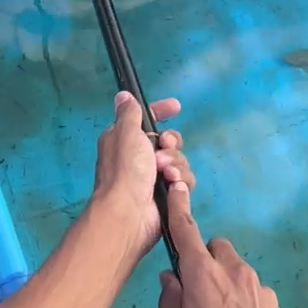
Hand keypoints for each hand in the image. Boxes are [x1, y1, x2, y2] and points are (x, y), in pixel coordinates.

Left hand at [90, 91, 191, 254]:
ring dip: (175, 163)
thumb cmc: (125, 169)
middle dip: (171, 142)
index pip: (146, 119)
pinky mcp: (166, 194)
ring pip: (179, 160)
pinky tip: (172, 185)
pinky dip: (181, 180)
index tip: (175, 107)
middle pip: (169, 140)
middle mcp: (139, 157)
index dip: (160, 111)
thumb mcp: (126, 133)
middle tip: (165, 146)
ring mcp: (153, 176)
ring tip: (165, 173)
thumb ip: (129, 113)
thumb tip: (123, 95)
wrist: (129, 212)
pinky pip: (184, 180)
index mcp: (125, 140)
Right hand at [154, 188, 295, 307]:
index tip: (175, 187)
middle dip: (208, 263)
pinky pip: (260, 303)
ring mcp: (265, 294)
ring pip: (241, 277)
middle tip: (199, 296)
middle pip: (219, 250)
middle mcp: (237, 275)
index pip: (187, 230)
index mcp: (203, 276)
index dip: (178, 208)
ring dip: (230, 290)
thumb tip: (172, 280)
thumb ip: (169, 301)